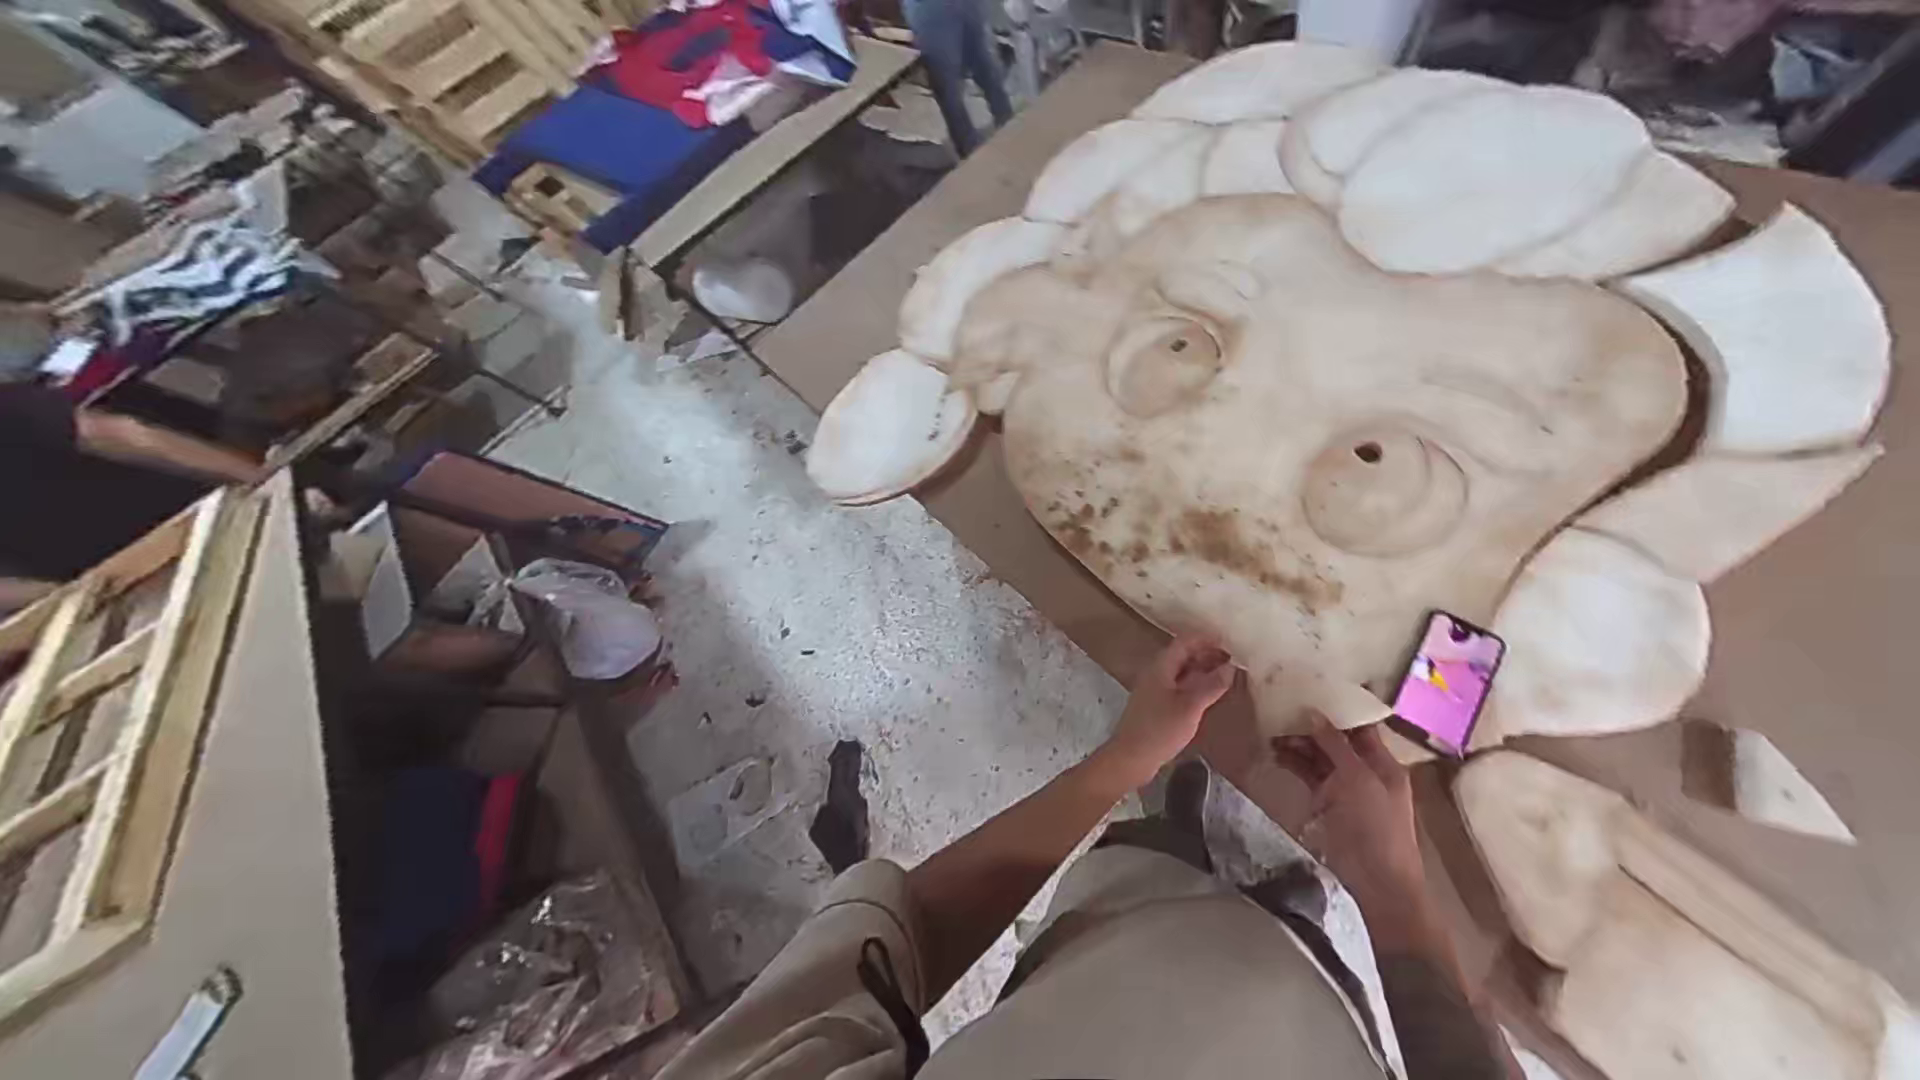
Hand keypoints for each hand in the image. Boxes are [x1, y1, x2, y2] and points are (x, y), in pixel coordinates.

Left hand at [1099, 635, 1235, 784]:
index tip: (1230, 642)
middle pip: (1182, 655)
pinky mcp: (1157, 704)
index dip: (1206, 639)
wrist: (1131, 756)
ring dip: (1203, 670)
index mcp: (1161, 667)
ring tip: (1228, 673)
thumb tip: (1231, 666)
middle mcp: (1156, 673)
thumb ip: (1211, 685)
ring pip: (1182, 671)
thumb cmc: (1160, 729)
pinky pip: (1179, 686)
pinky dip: (1196, 684)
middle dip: (1207, 654)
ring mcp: (1155, 689)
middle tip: (1234, 658)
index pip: (1184, 642)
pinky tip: (1210, 693)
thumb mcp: (1190, 707)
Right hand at [1272, 713, 1426, 925]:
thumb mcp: (1359, 780)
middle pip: (1333, 739)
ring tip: (1270, 729)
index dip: (1337, 708)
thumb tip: (1314, 713)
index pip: (1359, 726)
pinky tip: (1273, 751)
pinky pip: (1305, 773)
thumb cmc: (1376, 827)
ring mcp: (1342, 786)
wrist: (1376, 882)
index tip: (1309, 688)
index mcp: (1382, 763)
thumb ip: (1336, 745)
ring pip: (1316, 755)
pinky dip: (1291, 761)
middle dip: (1308, 724)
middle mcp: (1362, 770)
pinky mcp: (1323, 802)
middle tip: (1279, 709)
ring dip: (1295, 742)